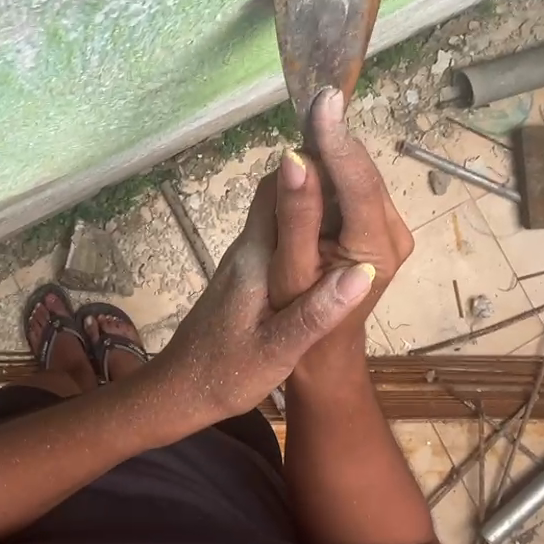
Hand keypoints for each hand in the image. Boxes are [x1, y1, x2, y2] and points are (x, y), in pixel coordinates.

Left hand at [150, 173, 374, 424]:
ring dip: (311, 199)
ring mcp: (244, 257)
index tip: (352, 153)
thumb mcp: (277, 350)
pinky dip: (303, 225)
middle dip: (316, 174)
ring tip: (356, 202)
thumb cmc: (226, 373)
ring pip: (277, 210)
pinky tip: (329, 241)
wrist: (180, 390)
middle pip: (278, 191)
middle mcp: (249, 246)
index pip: (281, 188)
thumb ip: (317, 312)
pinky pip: (277, 233)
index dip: (314, 164)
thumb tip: (364, 270)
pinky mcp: (245, 272)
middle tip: (362, 175)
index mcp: (256, 255)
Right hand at [273, 87, 414, 378]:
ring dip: (327, 157)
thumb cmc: (300, 323)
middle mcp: (394, 230)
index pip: (356, 179)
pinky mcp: (379, 229)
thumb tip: (295, 158)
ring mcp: (390, 229)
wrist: (323, 358)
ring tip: (301, 136)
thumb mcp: (290, 270)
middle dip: (328, 142)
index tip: (322, 98)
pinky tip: (308, 170)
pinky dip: (329, 175)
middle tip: (302, 107)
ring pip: (356, 176)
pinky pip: (352, 189)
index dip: (336, 136)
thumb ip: (296, 213)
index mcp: (377, 244)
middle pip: (359, 171)